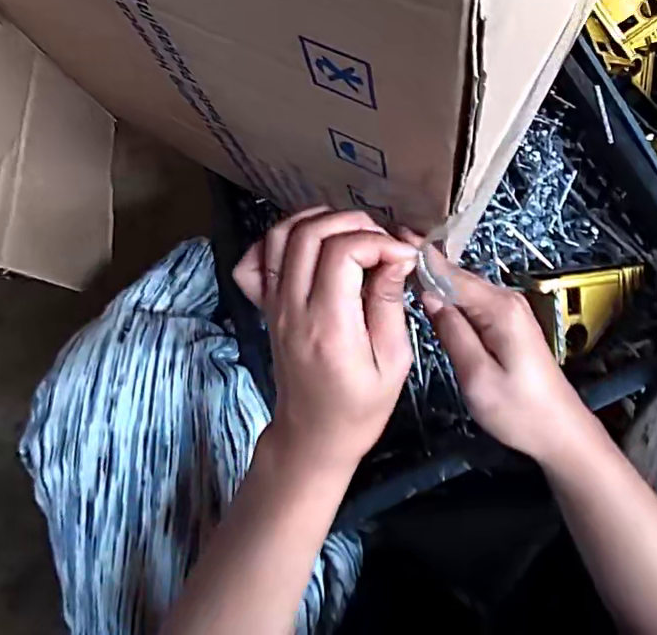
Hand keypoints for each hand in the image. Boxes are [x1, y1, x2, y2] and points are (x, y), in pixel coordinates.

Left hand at [233, 208, 418, 477]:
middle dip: (351, 221)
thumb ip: (389, 302)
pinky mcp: (264, 305)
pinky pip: (255, 259)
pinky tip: (308, 245)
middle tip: (380, 237)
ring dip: (318, 220)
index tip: (402, 255)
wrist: (312, 436)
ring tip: (350, 232)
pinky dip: (277, 239)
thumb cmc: (360, 406)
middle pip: (310, 233)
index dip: (378, 241)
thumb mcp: (393, 361)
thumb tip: (397, 255)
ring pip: (280, 235)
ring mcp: (273, 304)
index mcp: (329, 326)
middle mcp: (293, 308)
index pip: (343, 253)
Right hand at [410, 238, 603, 467]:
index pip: (452, 274)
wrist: (561, 431)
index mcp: (499, 309)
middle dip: (425, 264)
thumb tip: (429, 296)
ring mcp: (509, 309)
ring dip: (436, 279)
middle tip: (390, 252)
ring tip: (403, 267)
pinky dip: (450, 294)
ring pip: (464, 288)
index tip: (395, 237)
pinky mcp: (508, 321)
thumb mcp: (477, 377)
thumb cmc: (520, 411)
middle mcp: (506, 300)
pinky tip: (431, 294)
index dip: (422, 257)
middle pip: (458, 276)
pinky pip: (473, 300)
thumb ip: (452, 332)